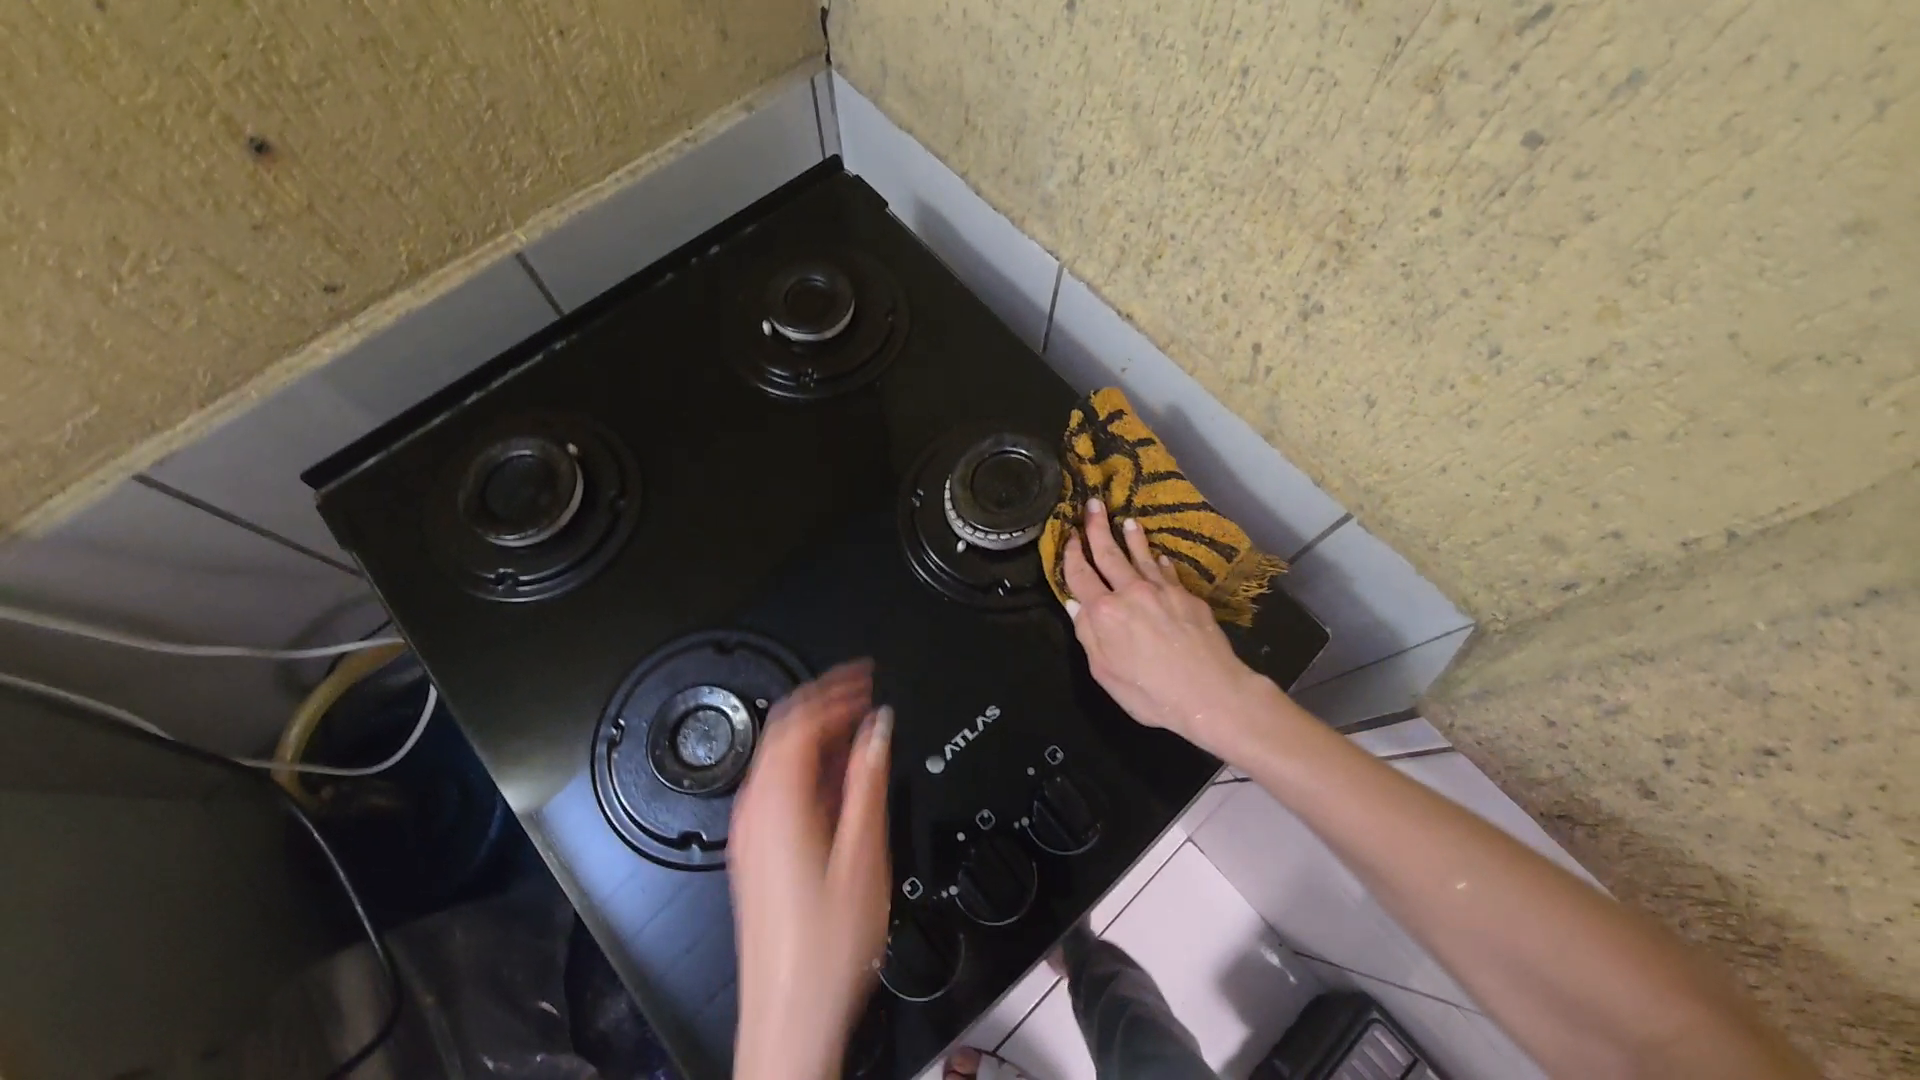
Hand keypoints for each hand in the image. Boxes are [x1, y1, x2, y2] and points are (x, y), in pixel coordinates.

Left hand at [730, 660, 892, 1079]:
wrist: (790, 1011)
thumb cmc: (825, 948)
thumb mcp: (863, 854)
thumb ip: (867, 782)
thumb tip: (877, 731)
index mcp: (778, 802)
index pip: (799, 719)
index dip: (833, 690)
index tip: (862, 676)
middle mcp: (755, 811)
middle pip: (783, 734)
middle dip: (824, 705)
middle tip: (861, 693)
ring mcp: (751, 833)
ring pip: (779, 760)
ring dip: (818, 737)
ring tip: (856, 728)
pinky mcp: (757, 853)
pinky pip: (778, 789)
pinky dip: (809, 769)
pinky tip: (838, 780)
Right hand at [1061, 498, 1282, 755]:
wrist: (1211, 694)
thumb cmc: (1151, 694)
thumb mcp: (1105, 673)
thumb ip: (1088, 636)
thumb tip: (1076, 605)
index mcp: (1104, 613)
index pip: (1080, 576)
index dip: (1072, 555)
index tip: (1069, 537)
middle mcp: (1131, 592)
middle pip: (1109, 554)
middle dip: (1097, 528)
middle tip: (1093, 504)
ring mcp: (1163, 591)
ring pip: (1142, 556)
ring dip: (1132, 538)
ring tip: (1126, 521)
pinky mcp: (1188, 596)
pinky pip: (1168, 572)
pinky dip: (1159, 561)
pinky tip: (1159, 556)